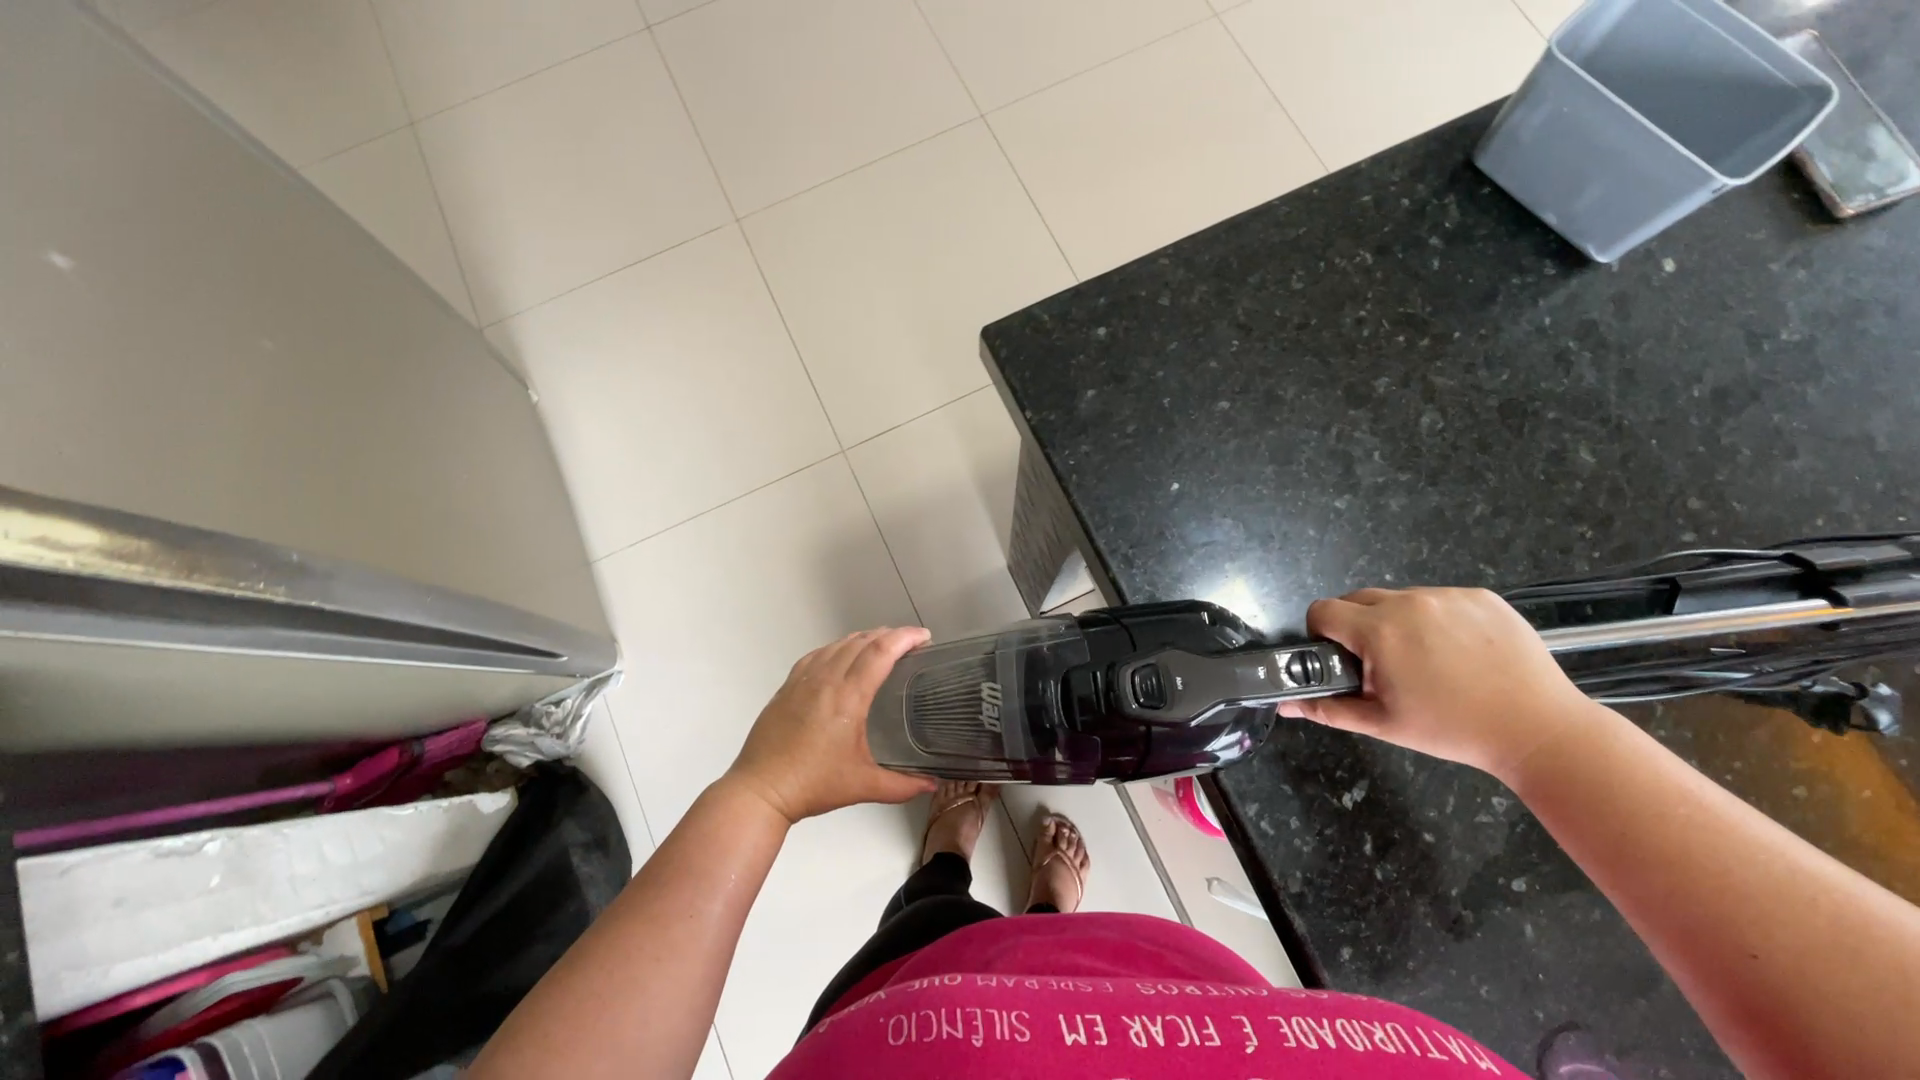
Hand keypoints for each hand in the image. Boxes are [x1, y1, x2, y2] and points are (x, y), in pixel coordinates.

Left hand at [724, 627, 938, 823]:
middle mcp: (825, 680)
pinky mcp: (786, 688)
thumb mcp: (863, 786)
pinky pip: (816, 655)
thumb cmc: (813, 785)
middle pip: (861, 642)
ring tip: (881, 644)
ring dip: (863, 638)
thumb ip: (902, 785)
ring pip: (837, 645)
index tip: (924, 636)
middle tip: (910, 641)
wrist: (760, 790)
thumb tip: (933, 784)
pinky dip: (836, 647)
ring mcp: (802, 681)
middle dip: (889, 635)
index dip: (905, 638)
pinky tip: (841, 655)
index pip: (880, 652)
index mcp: (848, 697)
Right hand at [1277, 587, 1608, 781]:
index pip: (1323, 610)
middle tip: (1381, 665)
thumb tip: (1286, 704)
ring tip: (1426, 661)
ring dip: (1397, 622)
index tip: (1339, 659)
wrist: (1538, 728)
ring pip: (1399, 599)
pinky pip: (1440, 600)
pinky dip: (1437, 620)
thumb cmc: (1452, 729)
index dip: (1321, 634)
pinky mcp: (1482, 597)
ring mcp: (1449, 596)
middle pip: (1358, 599)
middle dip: (1357, 627)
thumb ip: (1328, 708)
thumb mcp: (1383, 723)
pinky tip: (1458, 652)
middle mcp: (1410, 602)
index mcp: (1379, 631)